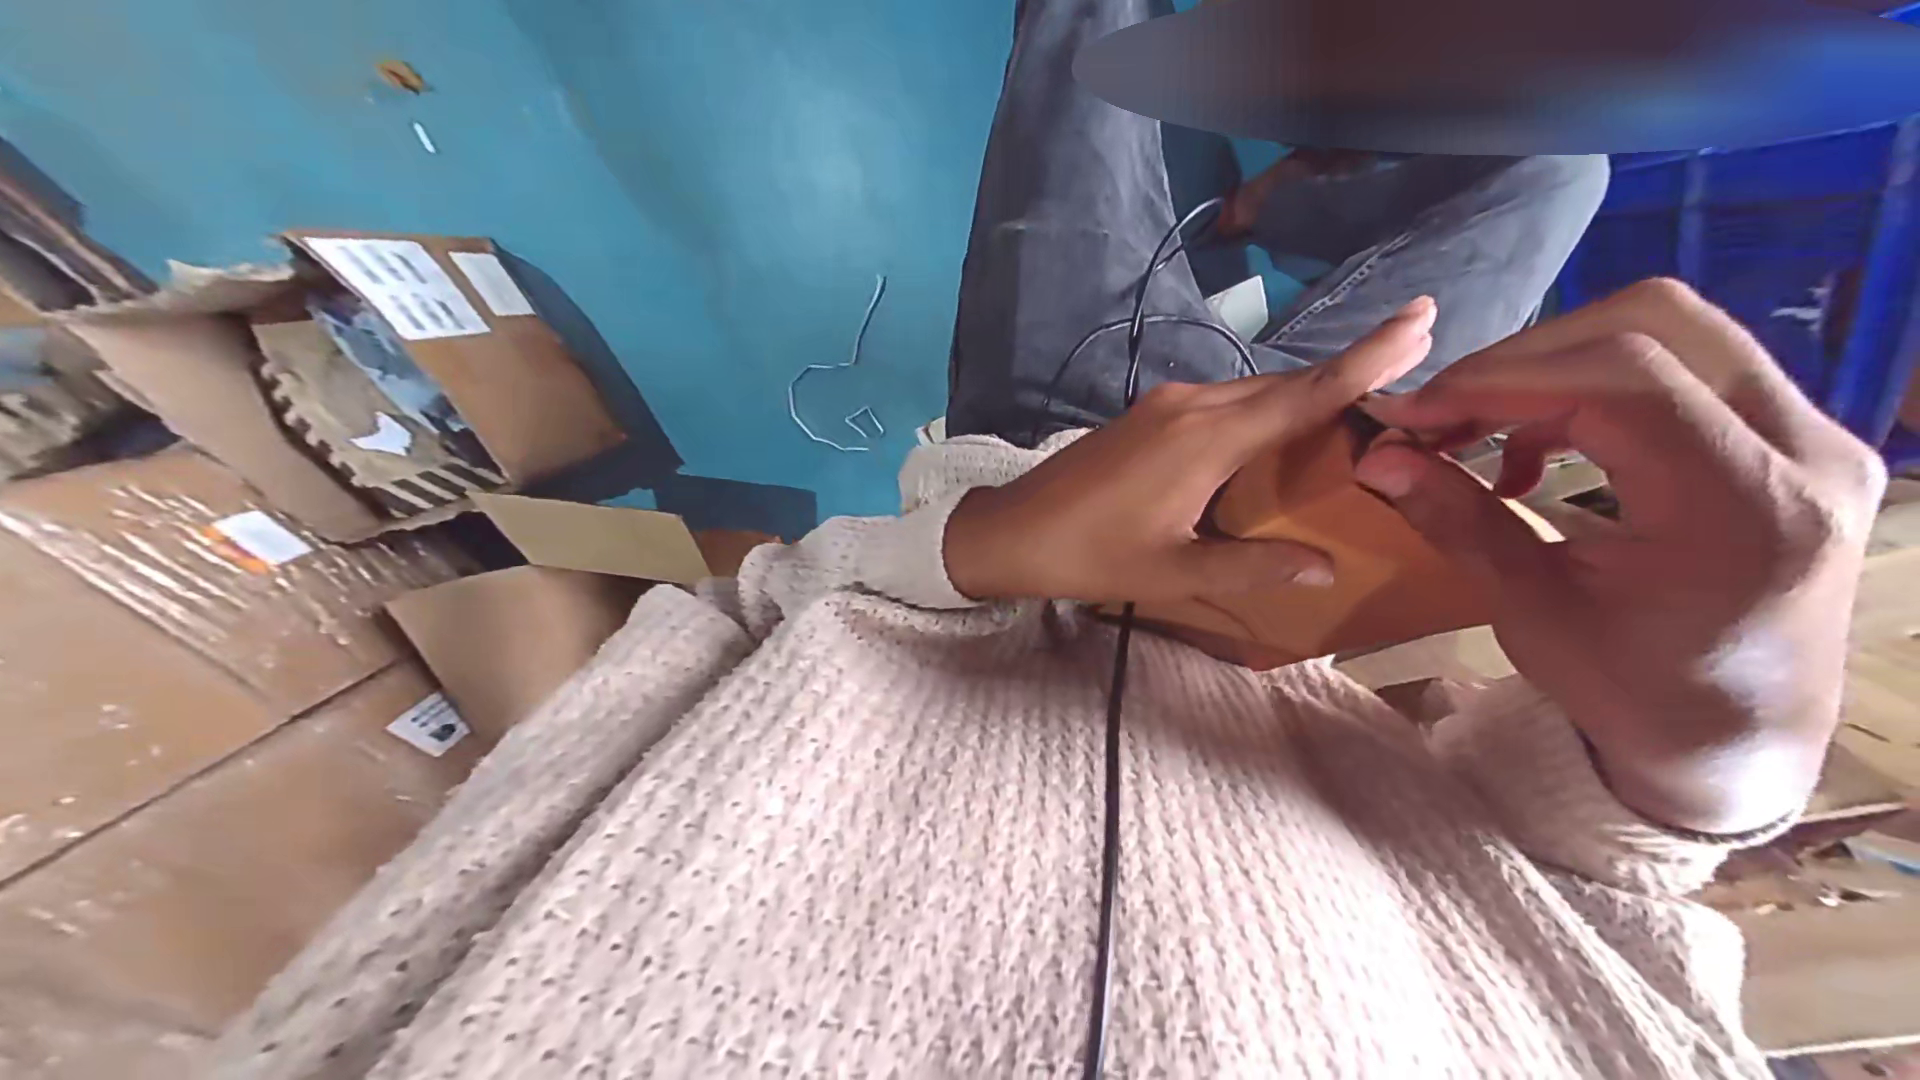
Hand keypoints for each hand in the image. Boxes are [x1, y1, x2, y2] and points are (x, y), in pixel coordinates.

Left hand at [945, 296, 1437, 606]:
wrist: (1012, 530)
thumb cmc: (1090, 555)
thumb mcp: (1173, 572)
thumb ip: (1251, 567)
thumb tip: (1324, 566)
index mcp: (1206, 439)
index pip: (1304, 392)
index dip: (1367, 356)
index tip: (1422, 315)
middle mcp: (1190, 405)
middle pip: (1282, 386)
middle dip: (1341, 383)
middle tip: (1402, 394)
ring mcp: (1162, 405)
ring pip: (1249, 392)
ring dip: (1295, 401)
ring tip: (1345, 422)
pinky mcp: (1144, 414)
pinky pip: (1218, 403)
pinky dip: (1255, 414)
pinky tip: (1267, 440)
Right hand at [1357, 279, 1886, 833]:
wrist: (1731, 735)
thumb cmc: (1629, 689)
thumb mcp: (1528, 610)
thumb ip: (1458, 520)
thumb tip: (1376, 458)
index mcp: (1741, 509)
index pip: (1620, 383)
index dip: (1496, 382)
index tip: (1410, 413)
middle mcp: (1800, 450)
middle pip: (1653, 324)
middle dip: (1518, 358)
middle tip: (1438, 412)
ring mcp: (1804, 435)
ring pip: (1667, 331)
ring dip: (1545, 368)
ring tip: (1472, 425)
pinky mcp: (1778, 439)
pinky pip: (1673, 367)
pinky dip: (1576, 389)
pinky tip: (1527, 449)